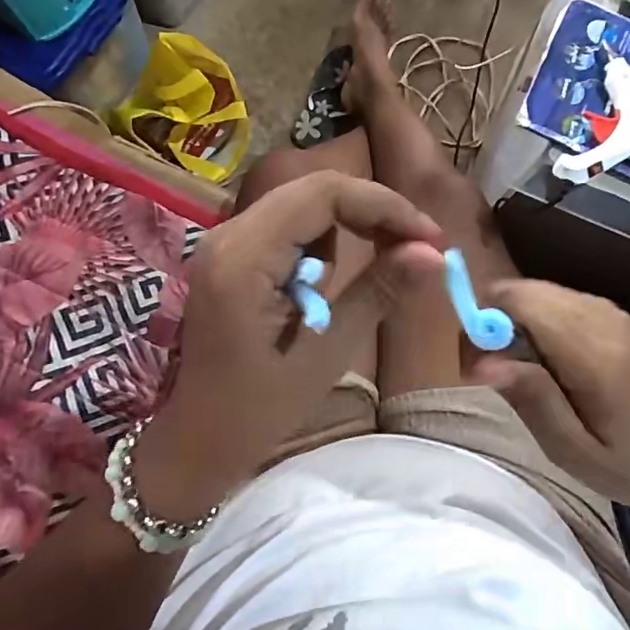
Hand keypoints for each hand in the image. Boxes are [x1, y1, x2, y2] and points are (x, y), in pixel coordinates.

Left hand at [140, 172, 444, 513]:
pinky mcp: (231, 253)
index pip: (323, 195)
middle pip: (314, 189)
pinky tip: (326, 283)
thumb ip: (378, 291)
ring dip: (349, 225)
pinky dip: (324, 240)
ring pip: (304, 202)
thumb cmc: (257, 411)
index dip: (384, 205)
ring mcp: (225, 241)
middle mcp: (228, 234)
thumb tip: (433, 253)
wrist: (195, 440)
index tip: (429, 238)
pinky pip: (290, 224)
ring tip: (374, 268)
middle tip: (417, 245)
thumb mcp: (326, 353)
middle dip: (372, 211)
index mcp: (244, 258)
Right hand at [473, 279, 629, 511]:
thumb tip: (483, 364)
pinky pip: (550, 298)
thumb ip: (533, 402)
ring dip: (509, 320)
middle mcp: (605, 319)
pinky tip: (534, 357)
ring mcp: (608, 309)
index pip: (527, 304)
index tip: (469, 363)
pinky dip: (529, 319)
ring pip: (534, 291)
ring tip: (508, 368)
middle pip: (526, 292)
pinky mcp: (605, 309)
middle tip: (483, 370)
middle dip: (493, 320)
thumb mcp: (571, 452)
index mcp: (599, 356)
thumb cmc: (619, 464)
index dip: (486, 320)